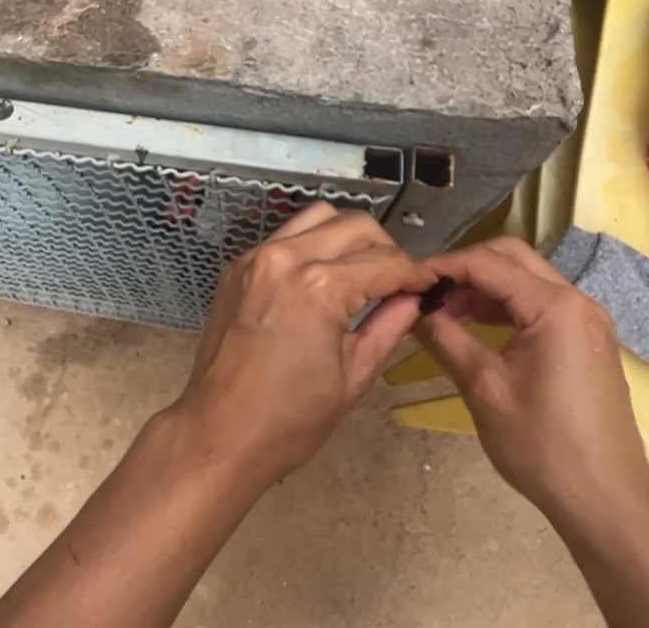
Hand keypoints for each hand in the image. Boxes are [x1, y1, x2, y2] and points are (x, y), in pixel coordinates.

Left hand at [170, 203, 436, 484]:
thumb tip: (413, 298)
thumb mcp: (354, 375)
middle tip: (396, 280)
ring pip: (317, 217)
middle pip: (354, 224)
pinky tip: (320, 279)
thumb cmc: (291, 418)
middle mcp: (286, 257)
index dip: (415, 273)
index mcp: (320, 286)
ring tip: (360, 271)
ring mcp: (256, 257)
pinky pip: (284, 237)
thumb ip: (389, 326)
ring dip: (347, 236)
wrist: (219, 431)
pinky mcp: (237, 267)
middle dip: (385, 248)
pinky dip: (311, 246)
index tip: (429, 285)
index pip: (385, 262)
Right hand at [415, 238, 648, 527]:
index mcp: (556, 306)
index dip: (442, 266)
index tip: (406, 280)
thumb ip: (444, 337)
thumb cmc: (543, 445)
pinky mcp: (586, 342)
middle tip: (427, 292)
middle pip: (510, 258)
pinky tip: (474, 326)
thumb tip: (411, 308)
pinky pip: (538, 304)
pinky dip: (504, 306)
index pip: (487, 263)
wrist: (607, 504)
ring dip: (482, 287)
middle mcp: (577, 302)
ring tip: (443, 312)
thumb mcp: (482, 387)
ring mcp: (586, 322)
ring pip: (525, 279)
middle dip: (464, 268)